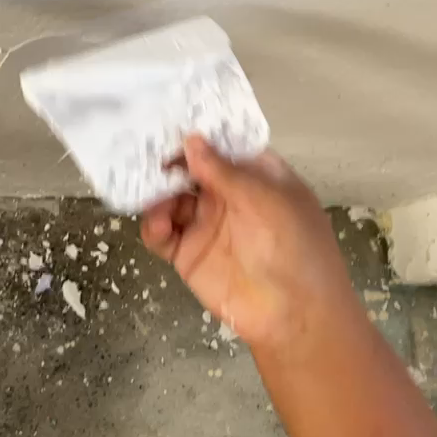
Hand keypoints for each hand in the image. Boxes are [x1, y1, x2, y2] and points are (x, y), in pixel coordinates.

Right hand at [141, 135, 358, 361]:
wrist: (293, 314)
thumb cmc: (293, 248)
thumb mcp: (266, 200)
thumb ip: (224, 171)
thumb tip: (190, 140)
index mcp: (256, 176)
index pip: (222, 146)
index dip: (198, 135)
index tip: (167, 122)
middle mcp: (228, 196)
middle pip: (189, 170)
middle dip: (167, 163)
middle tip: (143, 157)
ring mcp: (206, 225)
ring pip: (169, 199)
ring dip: (157, 194)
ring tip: (153, 197)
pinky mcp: (187, 254)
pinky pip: (161, 233)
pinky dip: (154, 226)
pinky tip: (160, 225)